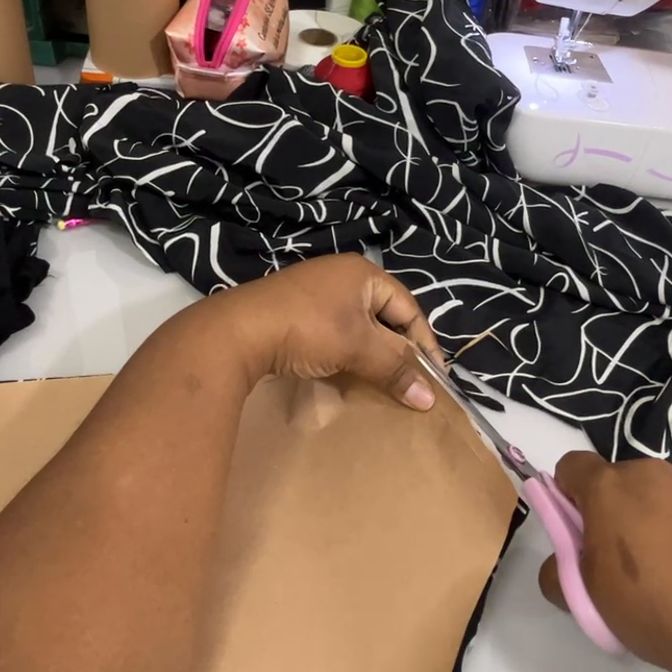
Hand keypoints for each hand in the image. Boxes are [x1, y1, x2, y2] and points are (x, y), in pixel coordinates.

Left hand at [197, 254, 444, 409]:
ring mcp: (314, 293)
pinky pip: (333, 333)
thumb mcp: (357, 346)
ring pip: (357, 327)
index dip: (423, 343)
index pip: (407, 307)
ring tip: (381, 382)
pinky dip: (346, 353)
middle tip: (410, 382)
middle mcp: (340, 276)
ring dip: (371, 355)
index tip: (433, 379)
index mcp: (361, 273)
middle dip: (397, 350)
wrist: (237, 332)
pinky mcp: (294, 313)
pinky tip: (346, 374)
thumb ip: (395, 367)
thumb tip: (430, 398)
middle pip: (383, 316)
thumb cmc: (307, 329)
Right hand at [538, 455, 671, 671]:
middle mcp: (652, 475)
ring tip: (670, 582)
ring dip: (655, 526)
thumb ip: (560, 576)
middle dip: (613, 513)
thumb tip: (561, 567)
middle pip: (618, 482)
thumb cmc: (656, 605)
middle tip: (620, 566)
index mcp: (608, 486)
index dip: (566, 495)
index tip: (576, 534)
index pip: (571, 466)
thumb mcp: (590, 601)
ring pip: (660, 500)